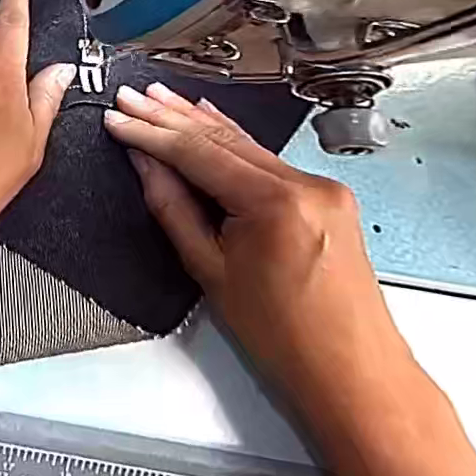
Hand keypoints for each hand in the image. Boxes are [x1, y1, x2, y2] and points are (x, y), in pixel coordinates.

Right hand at [101, 84, 402, 397]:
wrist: (355, 377)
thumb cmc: (290, 341)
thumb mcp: (212, 272)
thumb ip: (173, 207)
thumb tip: (147, 165)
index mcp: (275, 204)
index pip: (198, 152)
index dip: (150, 133)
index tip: (120, 119)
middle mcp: (305, 184)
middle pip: (221, 138)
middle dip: (169, 116)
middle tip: (132, 98)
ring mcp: (320, 186)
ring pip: (244, 142)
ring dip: (197, 121)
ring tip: (160, 99)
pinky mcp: (326, 194)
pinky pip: (267, 157)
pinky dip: (232, 139)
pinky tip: (209, 116)